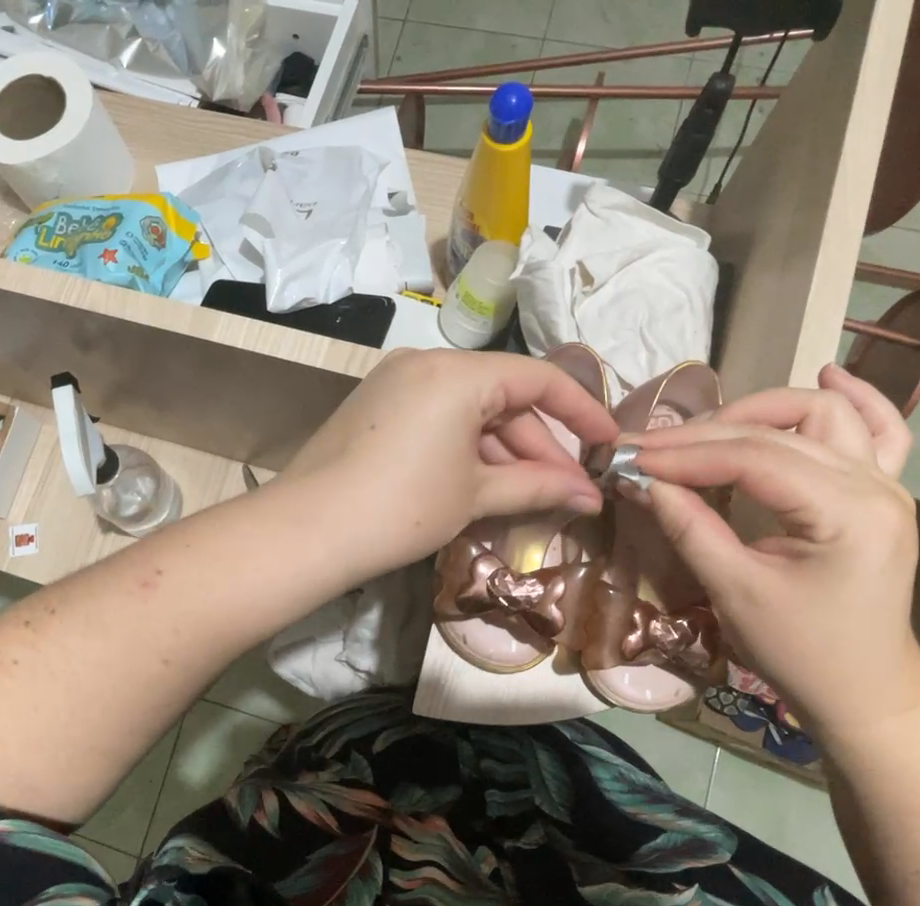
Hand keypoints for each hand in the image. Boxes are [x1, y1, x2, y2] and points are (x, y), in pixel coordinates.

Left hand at [281, 348, 618, 576]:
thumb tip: (589, 496)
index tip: (610, 444)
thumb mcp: (475, 496)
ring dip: (503, 452)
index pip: (538, 379)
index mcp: (456, 372)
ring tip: (533, 497)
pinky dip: (466, 448)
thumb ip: (537, 487)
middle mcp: (424, 362)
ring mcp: (394, 382)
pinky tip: (485, 486)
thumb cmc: (401, 508)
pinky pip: (437, 418)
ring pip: (469, 410)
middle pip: (502, 396)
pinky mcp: (374, 407)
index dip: (581, 412)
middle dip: (539, 446)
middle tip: (570, 491)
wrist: (309, 530)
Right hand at [630, 364, 919, 729]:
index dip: (686, 453)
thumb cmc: (798, 650)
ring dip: (762, 410)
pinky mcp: (883, 492)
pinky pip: (880, 430)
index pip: (754, 458)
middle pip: (780, 430)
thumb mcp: (735, 592)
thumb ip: (691, 528)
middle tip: (647, 448)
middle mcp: (875, 485)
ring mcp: (887, 484)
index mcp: (847, 513)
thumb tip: (643, 483)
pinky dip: (856, 399)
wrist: (864, 688)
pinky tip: (830, 374)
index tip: (630, 458)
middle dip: (705, 434)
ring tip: (706, 426)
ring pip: (824, 415)